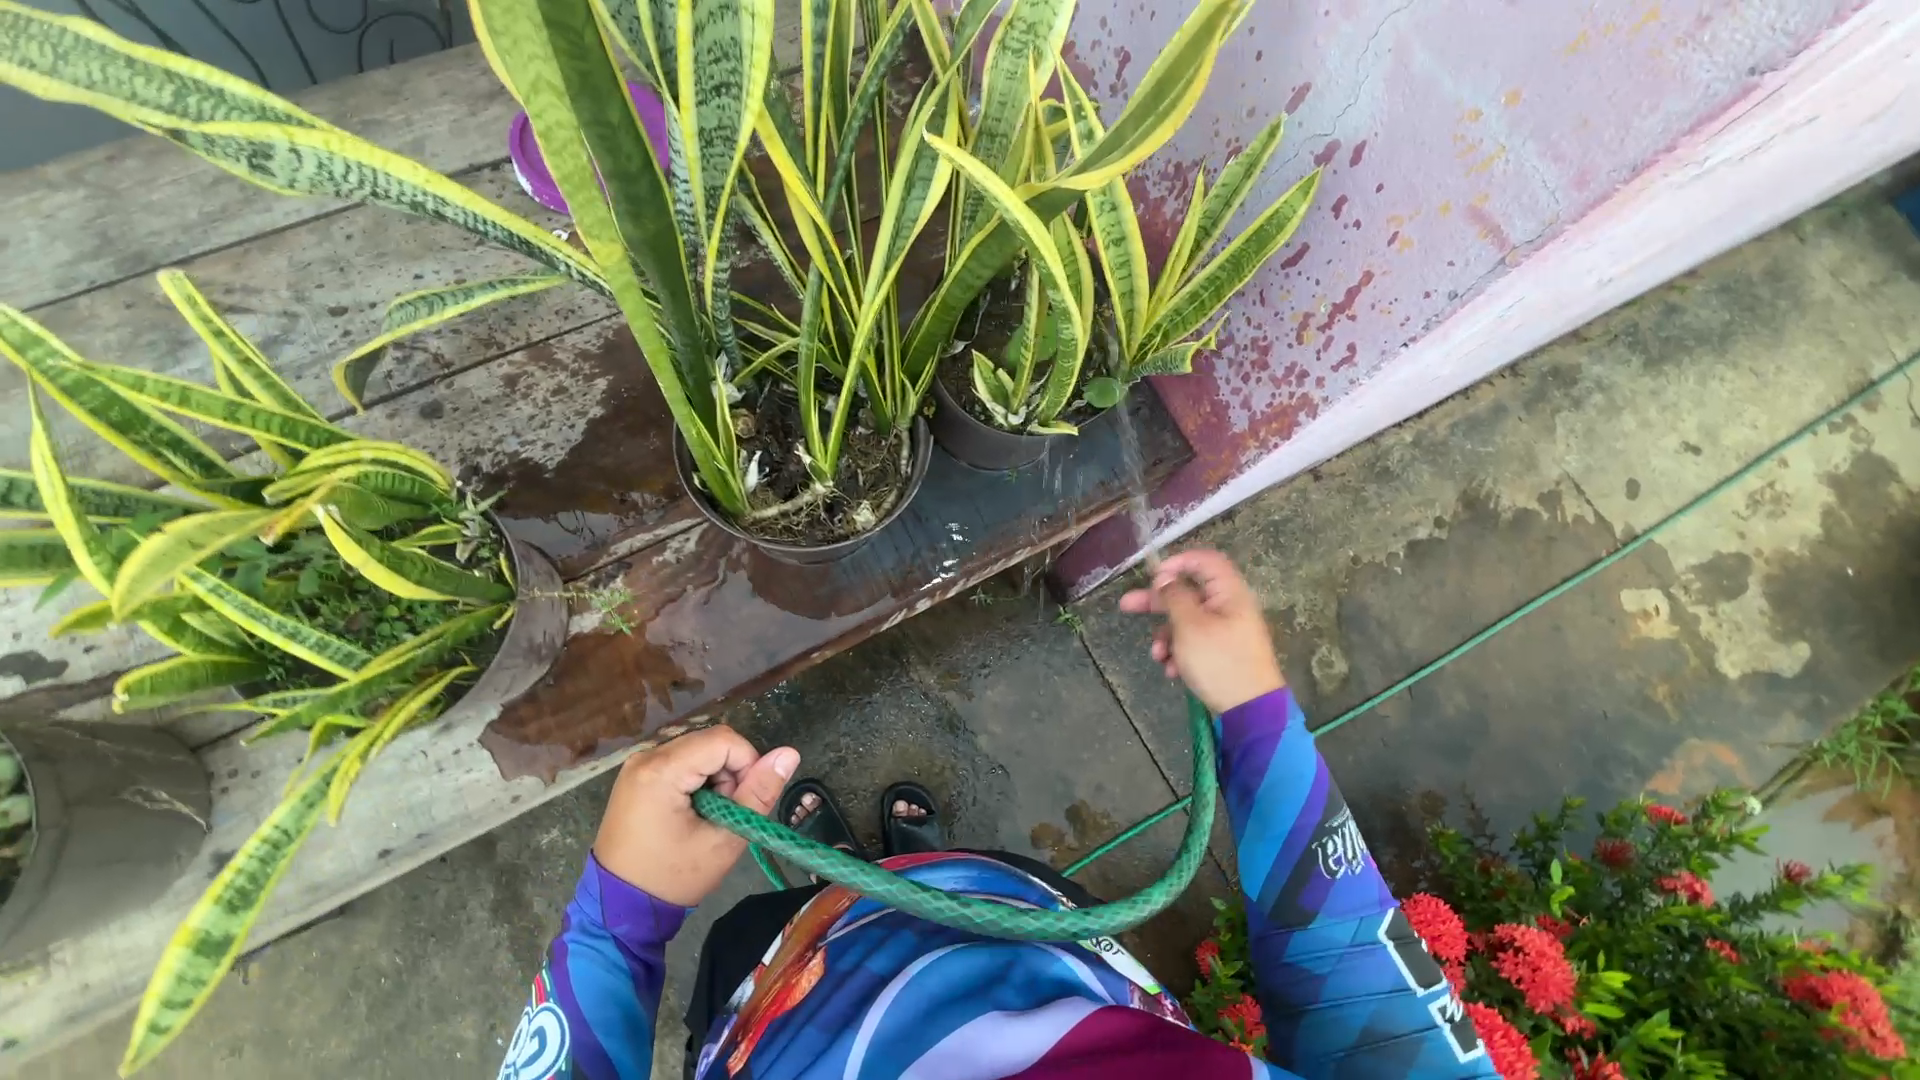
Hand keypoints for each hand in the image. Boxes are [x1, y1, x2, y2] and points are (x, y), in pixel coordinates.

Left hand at [593, 726, 798, 906]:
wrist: (619, 908)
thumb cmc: (673, 877)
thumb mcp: (724, 839)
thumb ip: (758, 793)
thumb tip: (790, 753)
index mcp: (662, 769)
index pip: (725, 741)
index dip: (746, 767)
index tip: (741, 804)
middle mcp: (647, 756)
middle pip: (712, 742)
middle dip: (730, 774)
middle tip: (722, 815)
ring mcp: (639, 764)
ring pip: (700, 750)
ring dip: (716, 778)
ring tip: (707, 816)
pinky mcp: (638, 774)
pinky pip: (683, 760)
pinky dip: (697, 780)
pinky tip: (691, 811)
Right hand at [1118, 549, 1284, 713]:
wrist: (1250, 711)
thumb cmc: (1219, 661)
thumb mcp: (1190, 626)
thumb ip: (1174, 597)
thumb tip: (1165, 578)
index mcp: (1229, 593)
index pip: (1205, 560)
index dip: (1178, 562)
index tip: (1153, 576)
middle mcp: (1228, 607)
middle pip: (1188, 593)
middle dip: (1156, 603)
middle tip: (1127, 606)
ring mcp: (1226, 632)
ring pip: (1186, 621)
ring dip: (1166, 635)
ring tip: (1158, 655)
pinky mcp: (1221, 653)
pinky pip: (1194, 643)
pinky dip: (1179, 652)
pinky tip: (1172, 669)